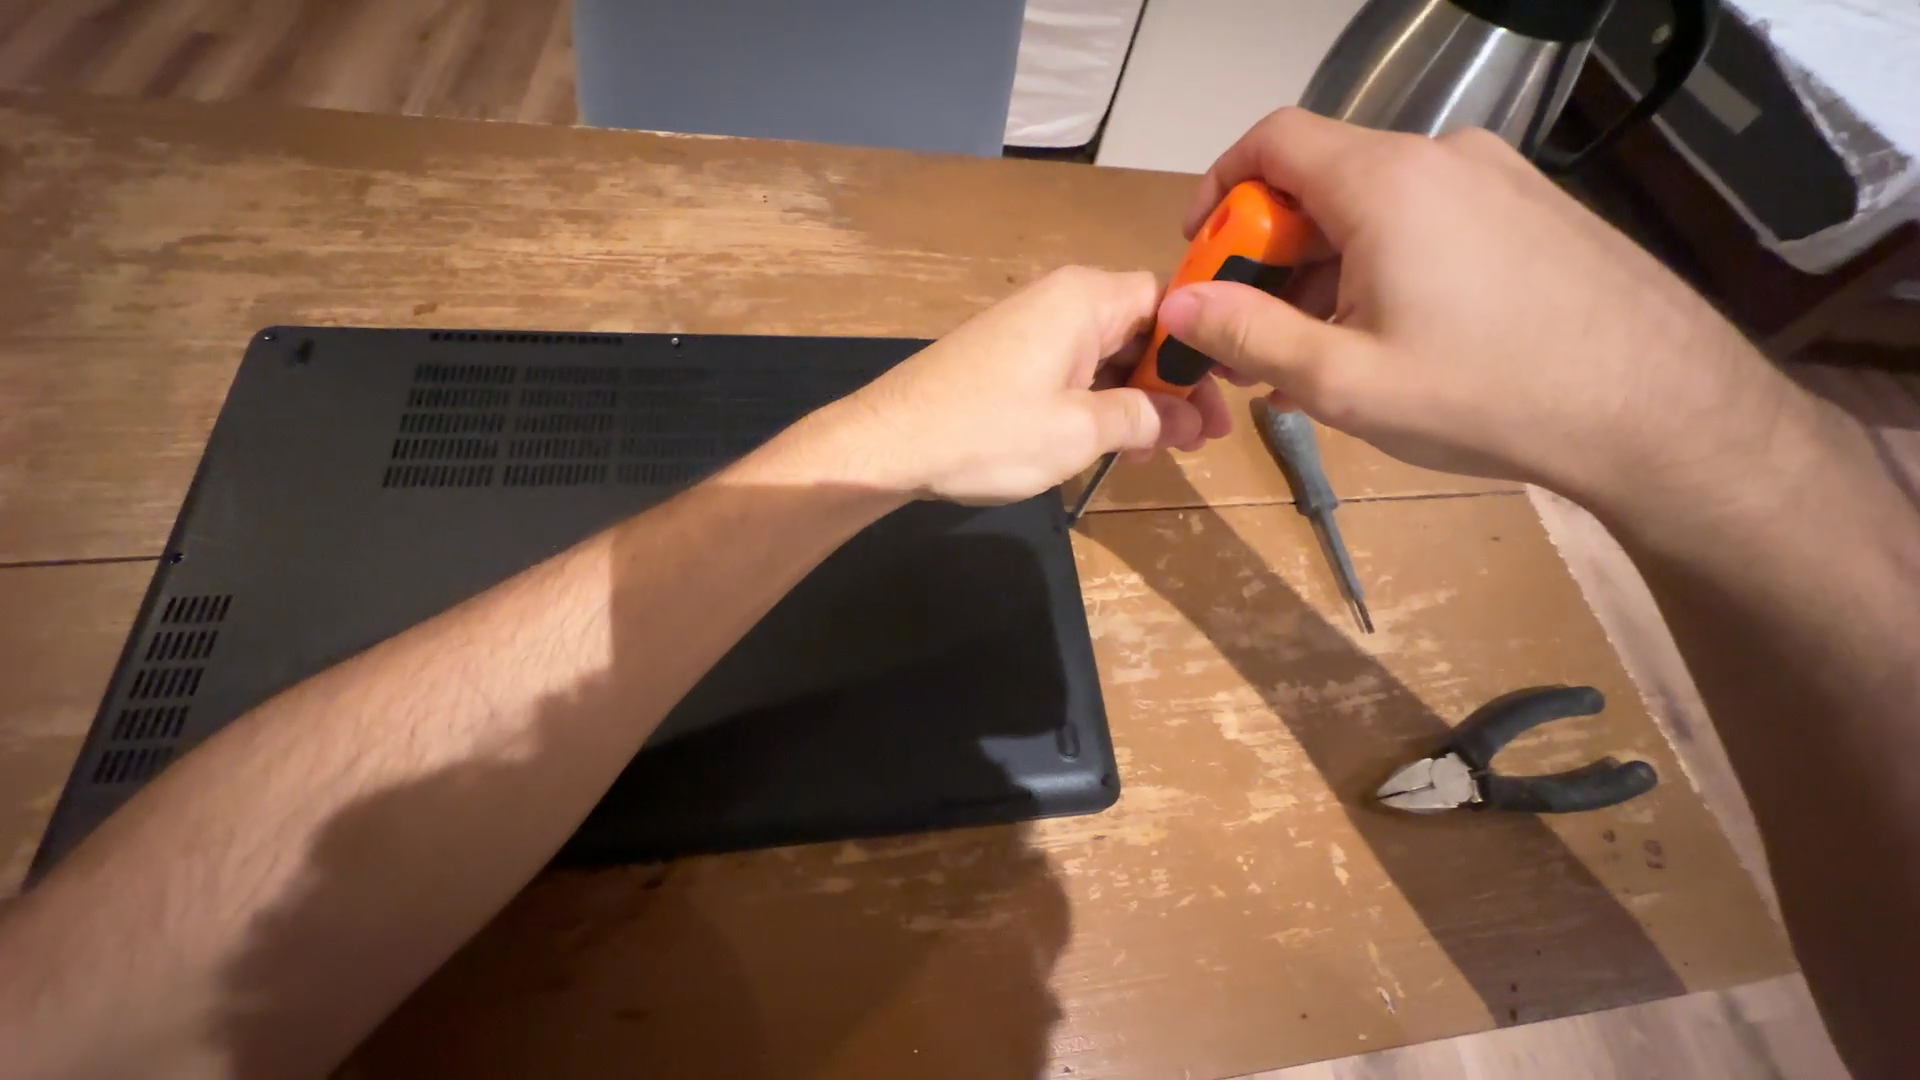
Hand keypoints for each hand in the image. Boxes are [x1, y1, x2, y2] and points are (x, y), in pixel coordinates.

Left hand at [833, 266, 1233, 503]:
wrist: (887, 445)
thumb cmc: (988, 432)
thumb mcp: (1080, 430)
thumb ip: (1143, 418)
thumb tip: (1187, 419)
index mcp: (1085, 298)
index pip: (1170, 301)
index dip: (1202, 347)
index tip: (1225, 393)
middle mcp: (1060, 301)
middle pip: (1140, 331)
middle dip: (1172, 384)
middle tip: (1201, 438)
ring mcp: (1030, 330)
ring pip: (1106, 357)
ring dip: (1136, 401)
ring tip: (1160, 451)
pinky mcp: (1008, 360)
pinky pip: (1071, 373)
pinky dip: (1097, 404)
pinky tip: (1111, 445)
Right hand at [1159, 107, 1809, 510]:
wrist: (1659, 411)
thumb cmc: (1482, 394)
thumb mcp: (1340, 379)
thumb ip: (1246, 335)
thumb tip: (1175, 305)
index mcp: (1385, 182)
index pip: (1273, 140)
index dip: (1219, 187)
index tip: (1199, 252)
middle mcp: (1441, 160)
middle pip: (1318, 185)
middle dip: (1265, 258)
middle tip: (1247, 337)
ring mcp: (1493, 182)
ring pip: (1368, 215)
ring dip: (1317, 279)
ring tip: (1304, 363)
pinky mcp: (1526, 214)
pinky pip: (1420, 231)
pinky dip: (1372, 277)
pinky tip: (1370, 348)